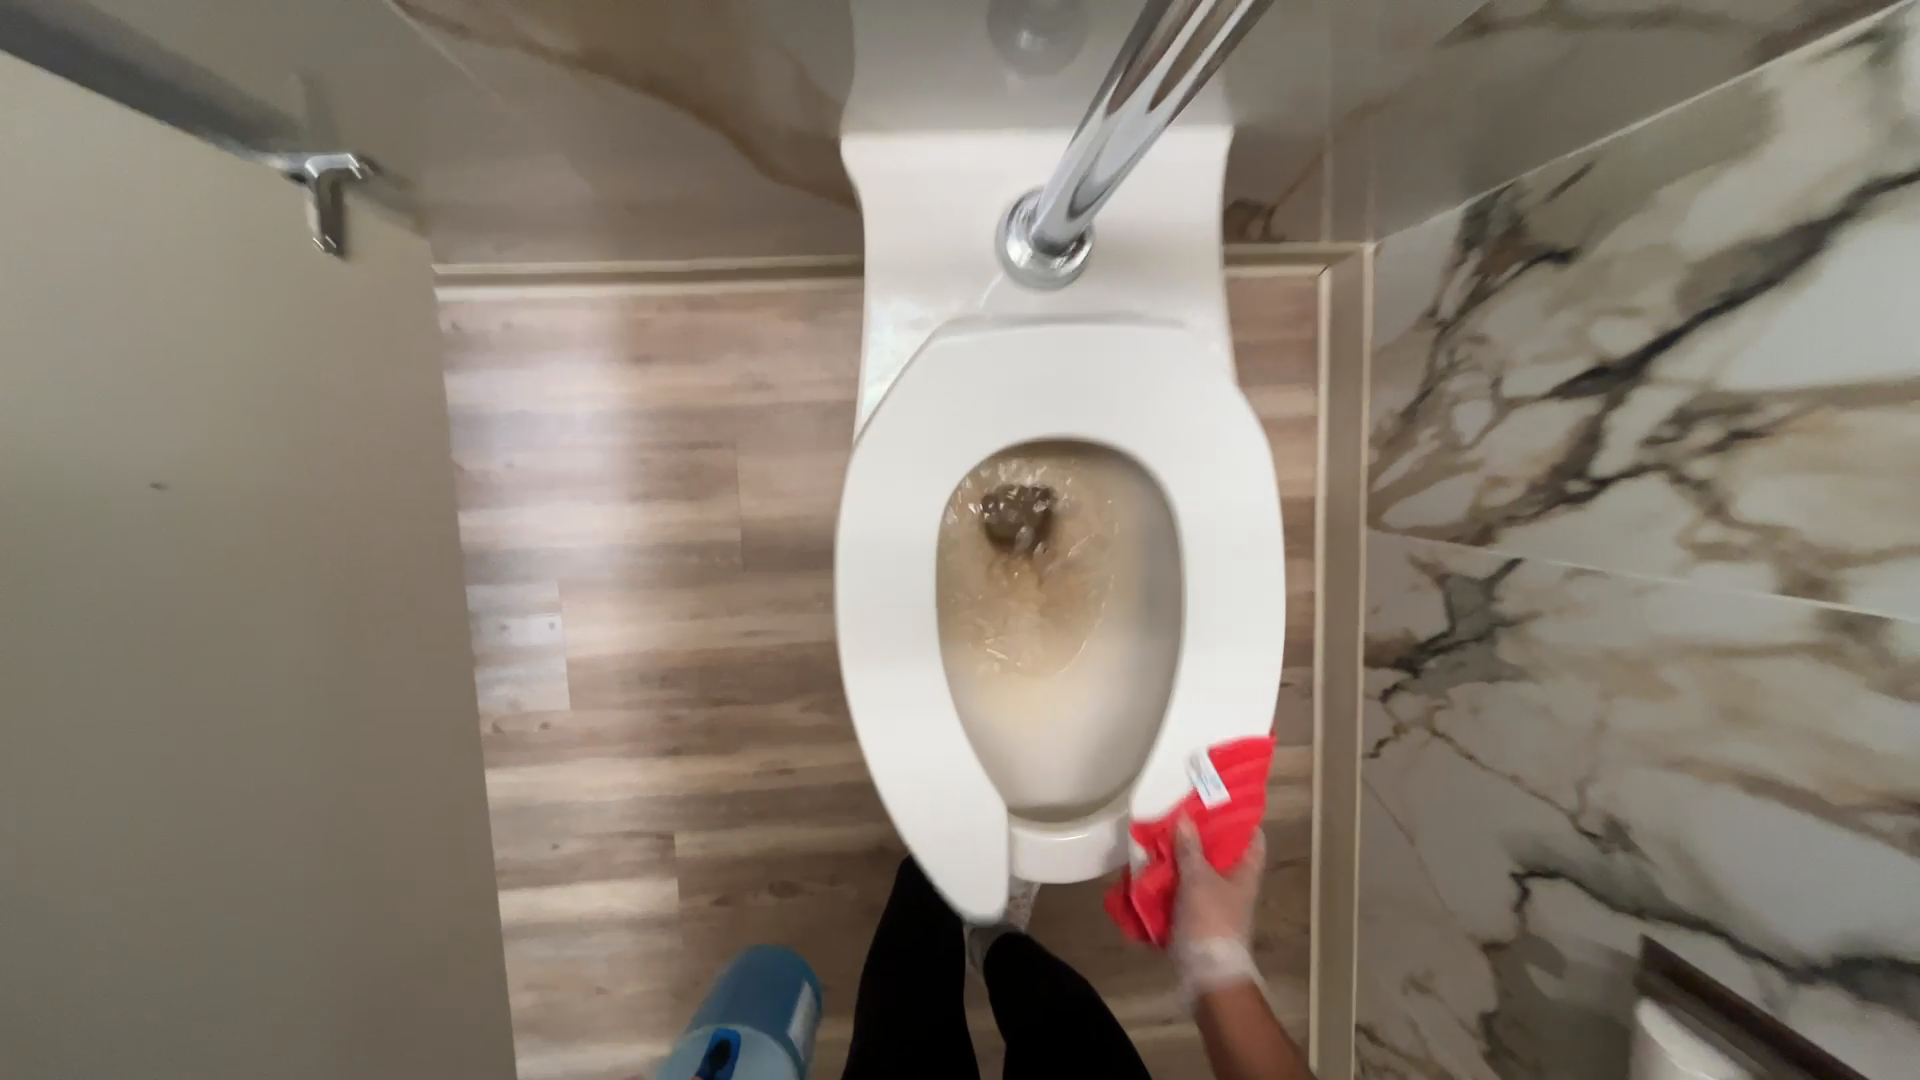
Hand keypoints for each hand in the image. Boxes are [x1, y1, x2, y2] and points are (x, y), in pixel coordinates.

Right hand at [1171, 817, 1264, 1005]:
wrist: (1206, 975)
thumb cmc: (1211, 921)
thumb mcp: (1198, 878)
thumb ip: (1190, 847)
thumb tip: (1184, 816)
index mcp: (1245, 873)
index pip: (1252, 838)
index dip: (1240, 818)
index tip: (1217, 799)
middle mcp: (1233, 885)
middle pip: (1220, 851)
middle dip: (1198, 834)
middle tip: (1176, 812)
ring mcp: (1214, 901)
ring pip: (1197, 869)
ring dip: (1179, 856)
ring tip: (1157, 834)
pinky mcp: (1195, 916)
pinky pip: (1181, 889)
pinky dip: (1168, 878)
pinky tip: (1149, 865)